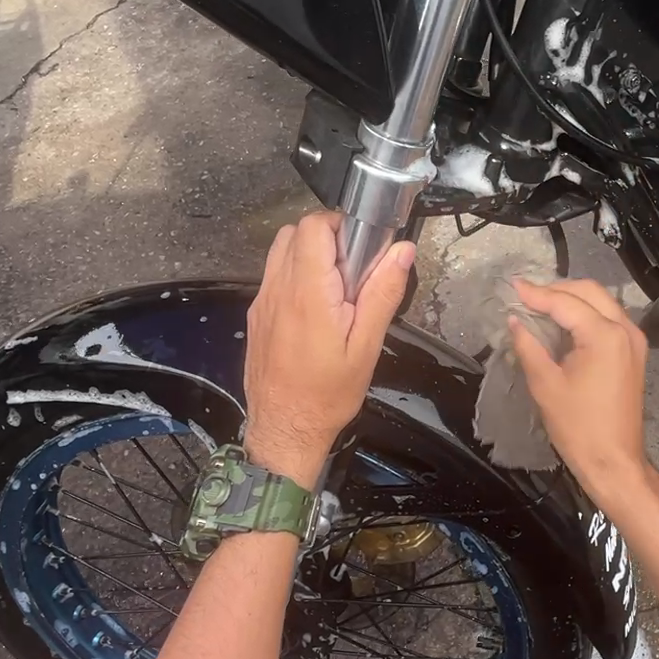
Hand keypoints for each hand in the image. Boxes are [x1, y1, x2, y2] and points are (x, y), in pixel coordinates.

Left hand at [243, 212, 413, 487]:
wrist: (285, 431)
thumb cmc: (327, 395)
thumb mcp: (367, 346)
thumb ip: (383, 293)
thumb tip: (401, 251)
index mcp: (308, 294)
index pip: (313, 227)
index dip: (341, 227)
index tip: (363, 251)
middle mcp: (278, 290)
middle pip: (294, 232)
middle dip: (327, 239)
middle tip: (353, 272)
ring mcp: (262, 302)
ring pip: (281, 251)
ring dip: (310, 255)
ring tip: (336, 290)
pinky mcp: (257, 315)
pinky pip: (274, 276)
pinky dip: (296, 276)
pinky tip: (317, 309)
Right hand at [507, 279, 655, 502]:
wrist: (614, 461)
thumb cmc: (579, 427)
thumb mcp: (545, 385)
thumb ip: (529, 346)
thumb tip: (515, 320)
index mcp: (605, 336)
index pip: (565, 303)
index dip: (536, 293)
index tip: (512, 286)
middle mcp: (625, 330)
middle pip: (589, 292)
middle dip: (557, 289)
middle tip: (526, 295)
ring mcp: (634, 340)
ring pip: (602, 302)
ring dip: (572, 299)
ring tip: (541, 305)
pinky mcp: (634, 353)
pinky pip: (609, 319)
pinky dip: (586, 314)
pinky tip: (563, 323)